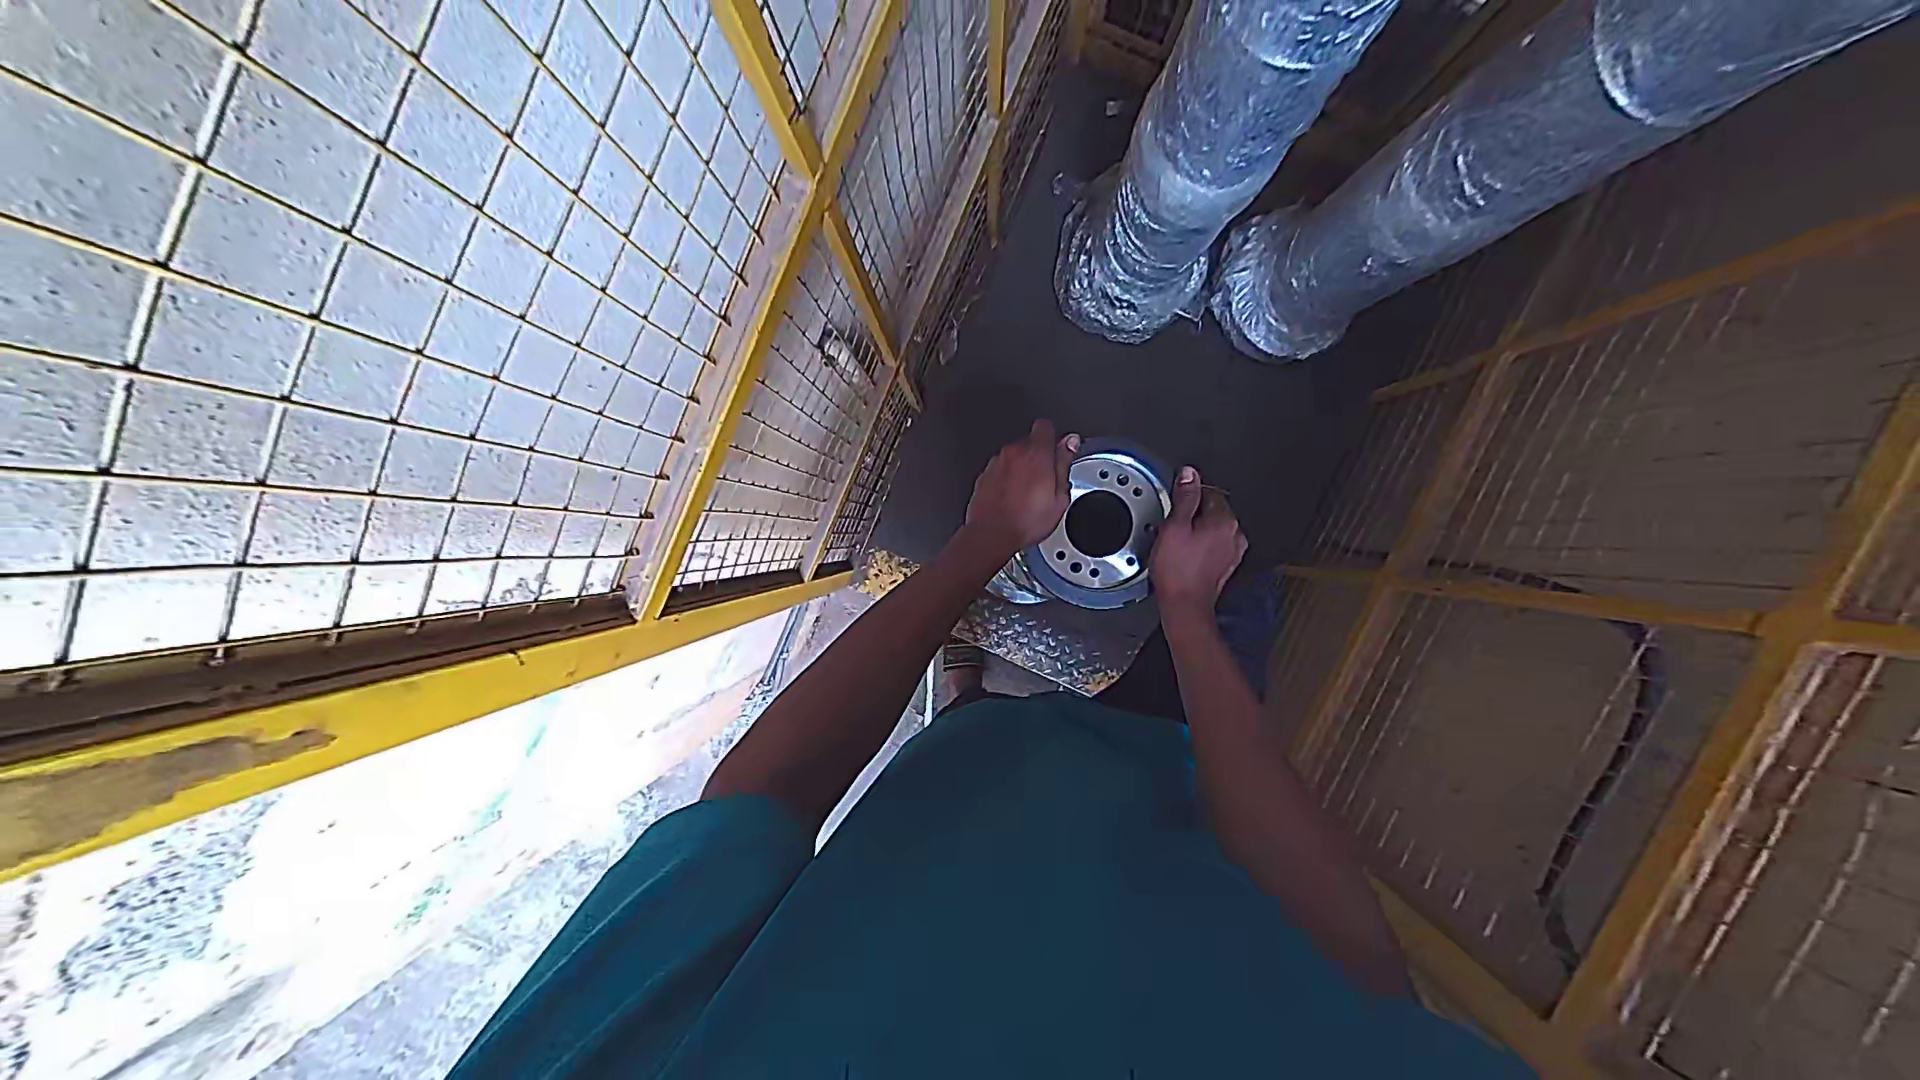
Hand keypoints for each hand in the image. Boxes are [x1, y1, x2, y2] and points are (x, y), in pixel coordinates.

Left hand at [964, 419, 1078, 556]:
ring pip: (1014, 457)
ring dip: (1021, 468)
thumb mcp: (1059, 496)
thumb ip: (1064, 463)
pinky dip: (1006, 479)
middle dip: (1038, 457)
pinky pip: (1000, 470)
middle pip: (1029, 442)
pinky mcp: (984, 475)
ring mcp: (996, 463)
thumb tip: (1070, 444)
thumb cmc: (1025, 520)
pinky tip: (1013, 498)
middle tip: (1045, 481)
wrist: (992, 534)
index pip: (1045, 426)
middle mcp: (1013, 453)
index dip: (1053, 438)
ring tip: (1027, 494)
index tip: (1057, 451)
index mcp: (1035, 454)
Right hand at [1150, 466, 1246, 620]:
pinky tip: (1187, 556)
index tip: (1175, 506)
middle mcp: (1234, 534)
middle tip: (1173, 528)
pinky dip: (1202, 546)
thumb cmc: (1178, 571)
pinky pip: (1215, 545)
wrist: (1185, 605)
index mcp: (1224, 520)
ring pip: (1214, 529)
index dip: (1188, 497)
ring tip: (1178, 544)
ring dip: (1198, 531)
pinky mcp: (1227, 565)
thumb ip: (1184, 498)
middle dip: (1194, 514)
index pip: (1210, 492)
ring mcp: (1233, 551)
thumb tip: (1189, 475)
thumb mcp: (1174, 527)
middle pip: (1214, 510)